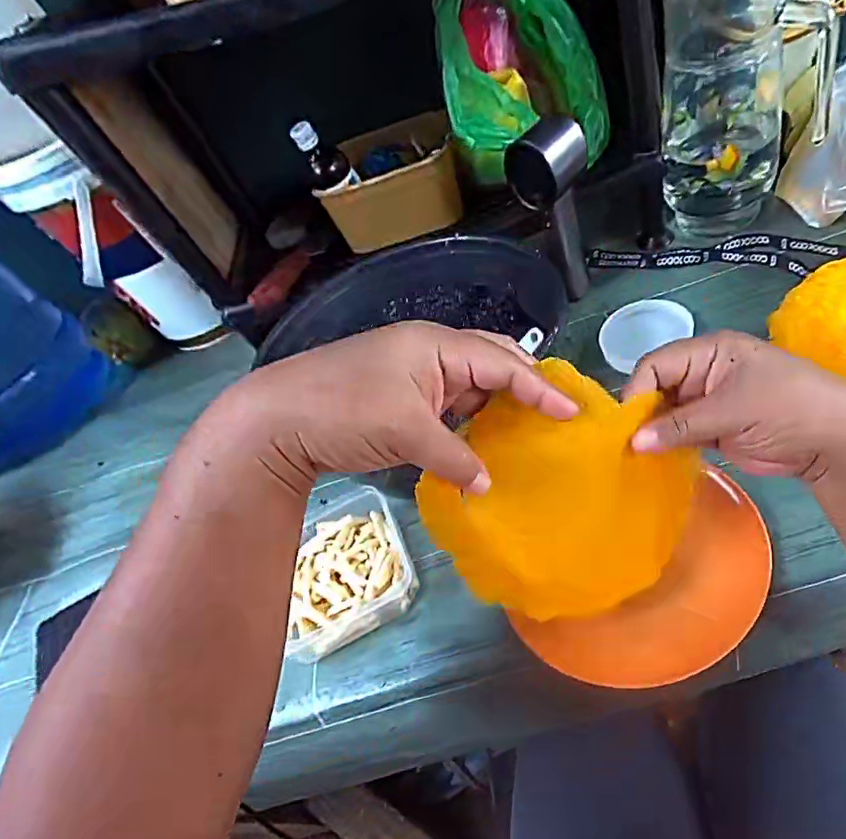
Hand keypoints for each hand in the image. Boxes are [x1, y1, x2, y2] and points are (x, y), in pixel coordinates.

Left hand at [219, 321, 576, 491]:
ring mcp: (417, 371)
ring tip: (534, 423)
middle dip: (528, 382)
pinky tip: (490, 434)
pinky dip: (478, 415)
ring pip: (476, 379)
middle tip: (558, 409)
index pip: (502, 363)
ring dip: (504, 400)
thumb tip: (487, 485)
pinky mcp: (406, 394)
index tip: (572, 412)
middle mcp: (431, 350)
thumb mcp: (406, 434)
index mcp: (435, 344)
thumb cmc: (342, 412)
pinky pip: (456, 400)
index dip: (540, 388)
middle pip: (494, 358)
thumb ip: (455, 458)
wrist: (273, 421)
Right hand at [623, 331, 845, 482]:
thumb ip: (682, 424)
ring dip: (654, 436)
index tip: (626, 426)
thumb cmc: (785, 407)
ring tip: (634, 459)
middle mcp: (704, 374)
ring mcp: (710, 405)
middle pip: (658, 391)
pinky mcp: (716, 433)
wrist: (830, 439)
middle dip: (642, 416)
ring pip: (668, 417)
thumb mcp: (732, 409)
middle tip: (625, 448)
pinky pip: (683, 437)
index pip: (657, 365)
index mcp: (708, 352)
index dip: (638, 392)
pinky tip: (655, 463)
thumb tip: (635, 442)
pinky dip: (669, 449)